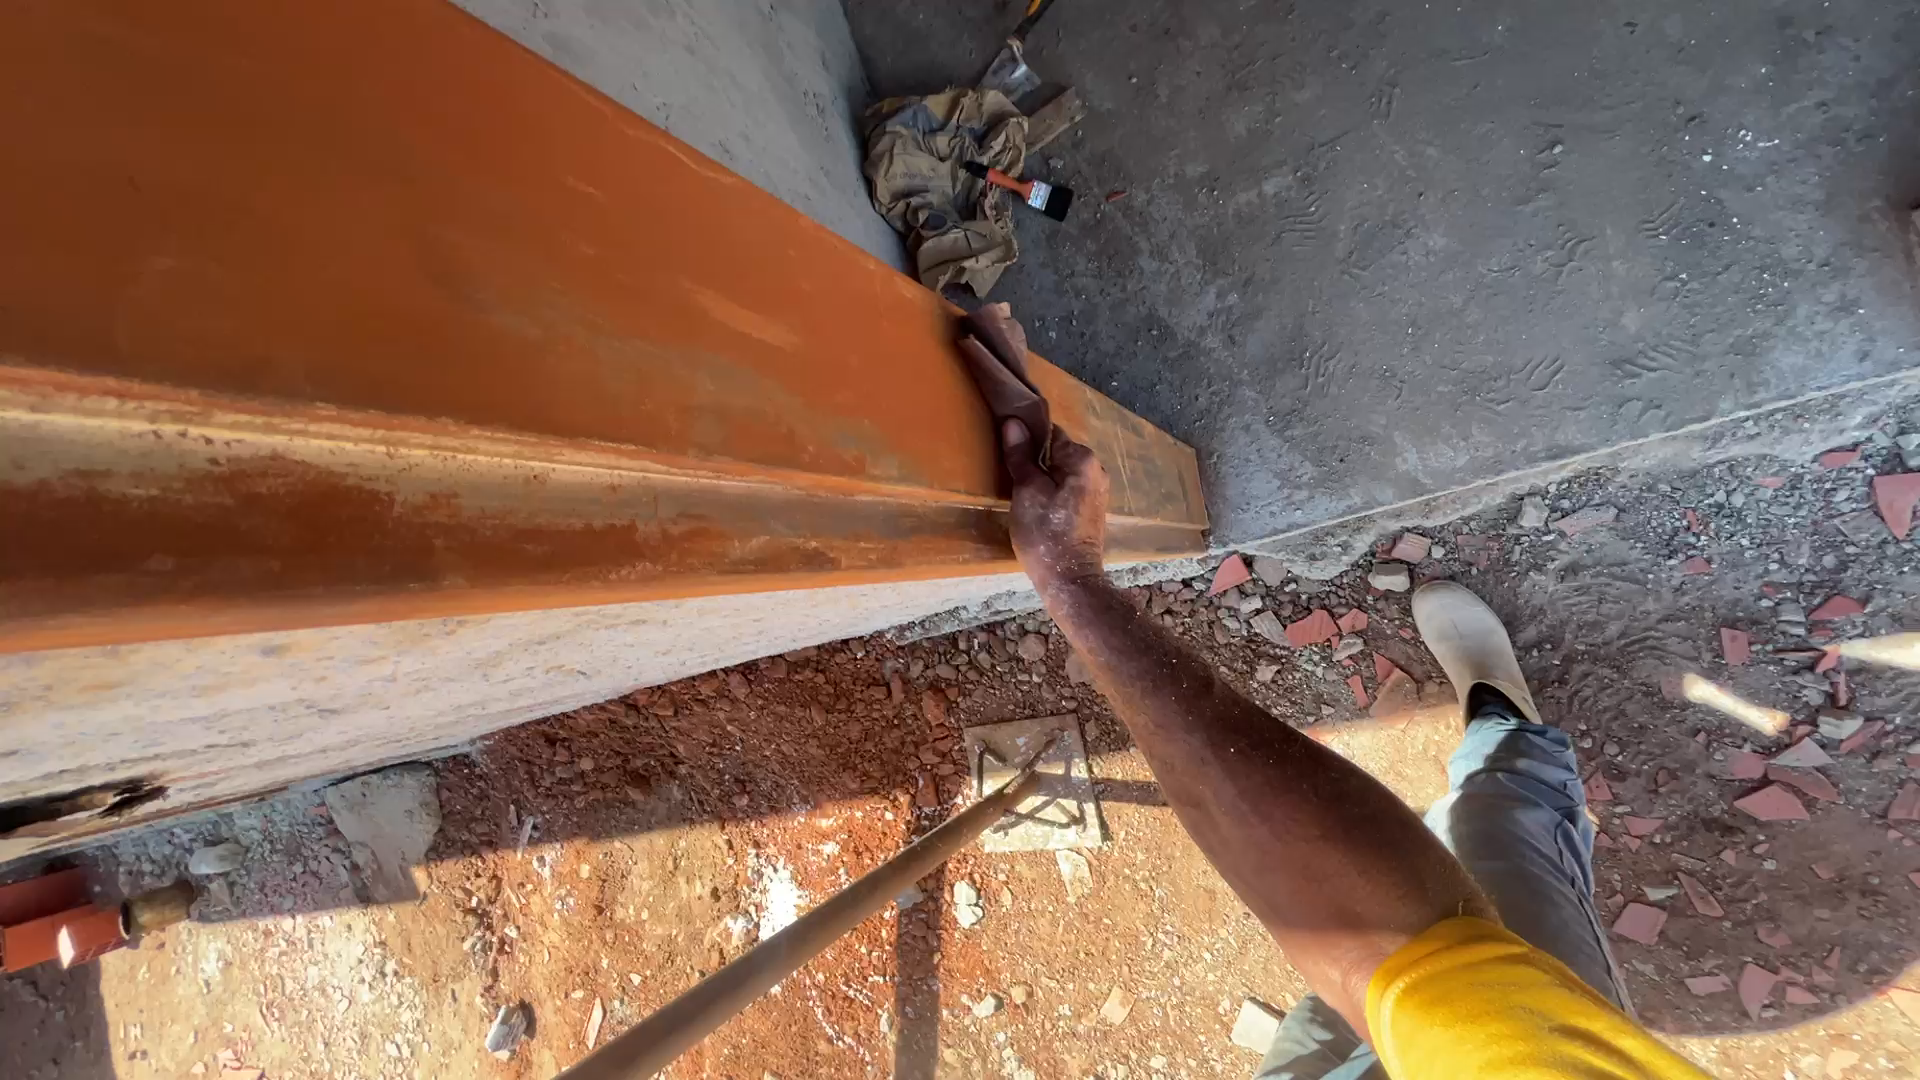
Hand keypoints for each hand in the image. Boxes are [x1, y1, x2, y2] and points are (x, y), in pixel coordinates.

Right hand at [1001, 418, 1108, 591]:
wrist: (1069, 580)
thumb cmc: (1045, 534)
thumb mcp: (1026, 492)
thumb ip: (1020, 456)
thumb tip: (1013, 423)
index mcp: (1083, 459)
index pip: (1050, 432)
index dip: (1026, 438)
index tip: (1007, 449)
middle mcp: (1097, 470)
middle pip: (1057, 452)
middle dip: (1035, 460)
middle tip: (1011, 474)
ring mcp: (1097, 491)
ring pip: (1061, 472)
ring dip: (1042, 477)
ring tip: (1021, 491)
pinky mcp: (1091, 509)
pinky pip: (1067, 489)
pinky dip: (1052, 492)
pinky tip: (1037, 506)